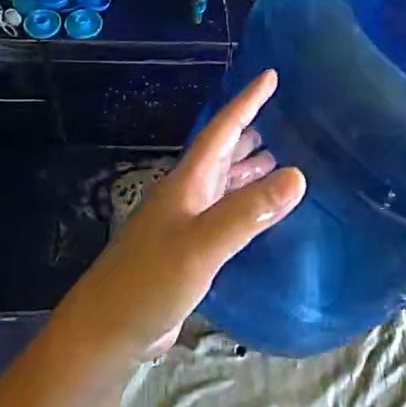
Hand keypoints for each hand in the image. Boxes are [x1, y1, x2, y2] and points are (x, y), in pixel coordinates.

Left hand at [50, 69, 306, 363]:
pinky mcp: (188, 252)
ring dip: (247, 168)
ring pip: (222, 184)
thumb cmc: (149, 282)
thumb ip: (246, 212)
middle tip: (286, 119)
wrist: (108, 330)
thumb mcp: (201, 246)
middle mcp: (186, 196)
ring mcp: (184, 224)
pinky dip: (244, 206)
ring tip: (280, 158)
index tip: (269, 75)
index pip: (221, 131)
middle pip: (222, 153)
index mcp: (186, 182)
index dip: (246, 102)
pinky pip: (223, 215)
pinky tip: (260, 215)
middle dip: (250, 133)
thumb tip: (297, 174)